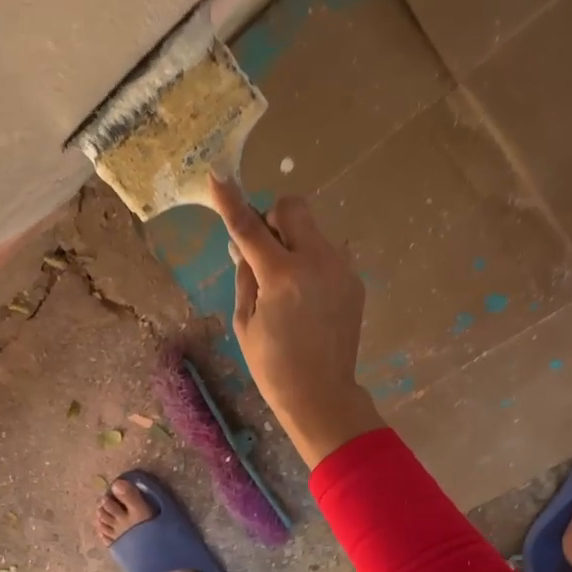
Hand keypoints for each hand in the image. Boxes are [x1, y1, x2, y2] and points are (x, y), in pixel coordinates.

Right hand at [207, 178, 383, 466]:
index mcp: (282, 276)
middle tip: (265, 252)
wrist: (321, 393)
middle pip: (294, 207)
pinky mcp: (354, 280)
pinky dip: (312, 262)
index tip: (217, 177)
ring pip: (313, 229)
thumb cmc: (272, 364)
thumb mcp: (244, 322)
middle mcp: (316, 262)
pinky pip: (329, 253)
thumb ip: (246, 275)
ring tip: (288, 285)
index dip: (231, 202)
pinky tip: (307, 298)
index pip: (250, 228)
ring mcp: (341, 268)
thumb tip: (246, 245)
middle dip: (274, 219)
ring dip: (295, 242)